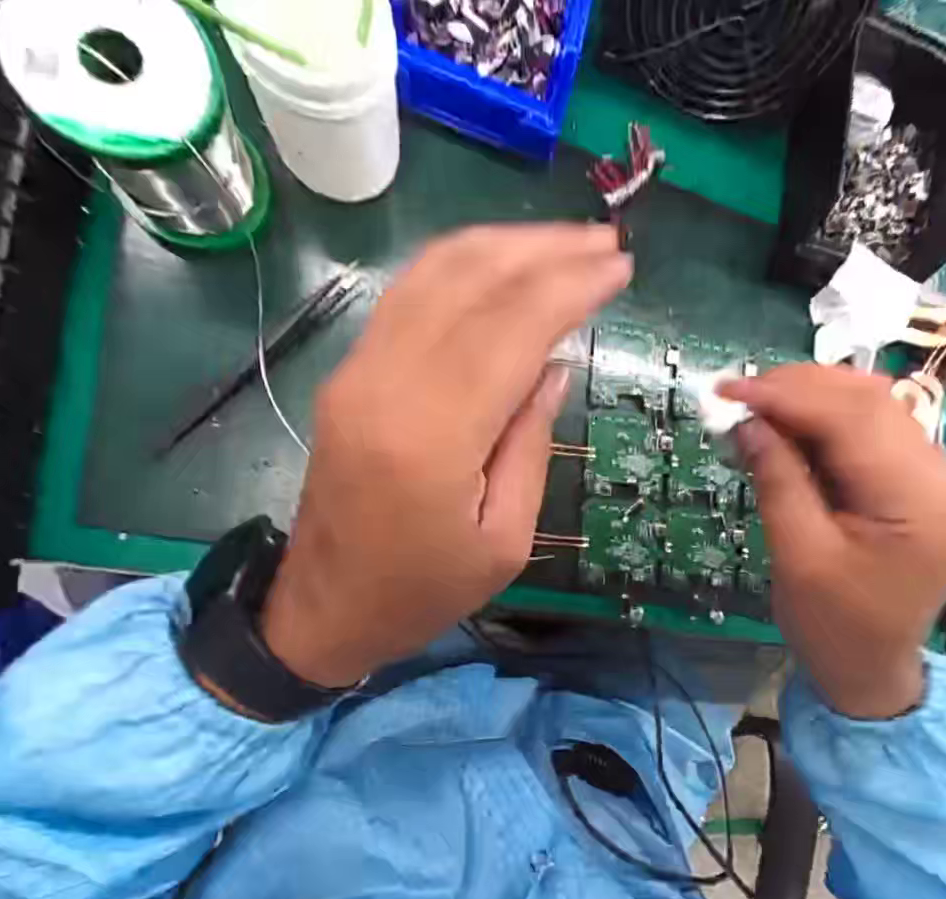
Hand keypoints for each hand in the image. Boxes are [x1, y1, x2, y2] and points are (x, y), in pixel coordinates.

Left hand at [261, 224, 632, 686]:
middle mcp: (385, 385)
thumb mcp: (504, 541)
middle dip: (544, 251)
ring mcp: (356, 374)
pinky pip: (404, 299)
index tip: (620, 268)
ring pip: (431, 275)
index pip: (511, 328)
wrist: (325, 609)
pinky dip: (456, 270)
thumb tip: (551, 365)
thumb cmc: (422, 592)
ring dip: (500, 247)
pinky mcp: (345, 377)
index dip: (570, 288)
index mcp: (432, 437)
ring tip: (560, 244)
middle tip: (603, 243)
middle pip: (471, 284)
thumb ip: (529, 443)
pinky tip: (496, 269)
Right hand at [721, 366, 945, 717]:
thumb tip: (749, 422)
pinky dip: (824, 423)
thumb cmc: (832, 626)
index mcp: (922, 503)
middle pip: (872, 402)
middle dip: (799, 388)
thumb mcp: (797, 556)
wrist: (871, 669)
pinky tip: (786, 428)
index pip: (856, 420)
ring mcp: (940, 478)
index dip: (789, 395)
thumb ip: (777, 481)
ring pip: (874, 409)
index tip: (729, 390)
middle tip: (737, 394)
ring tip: (755, 408)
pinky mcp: (922, 483)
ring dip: (810, 400)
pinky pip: (872, 434)